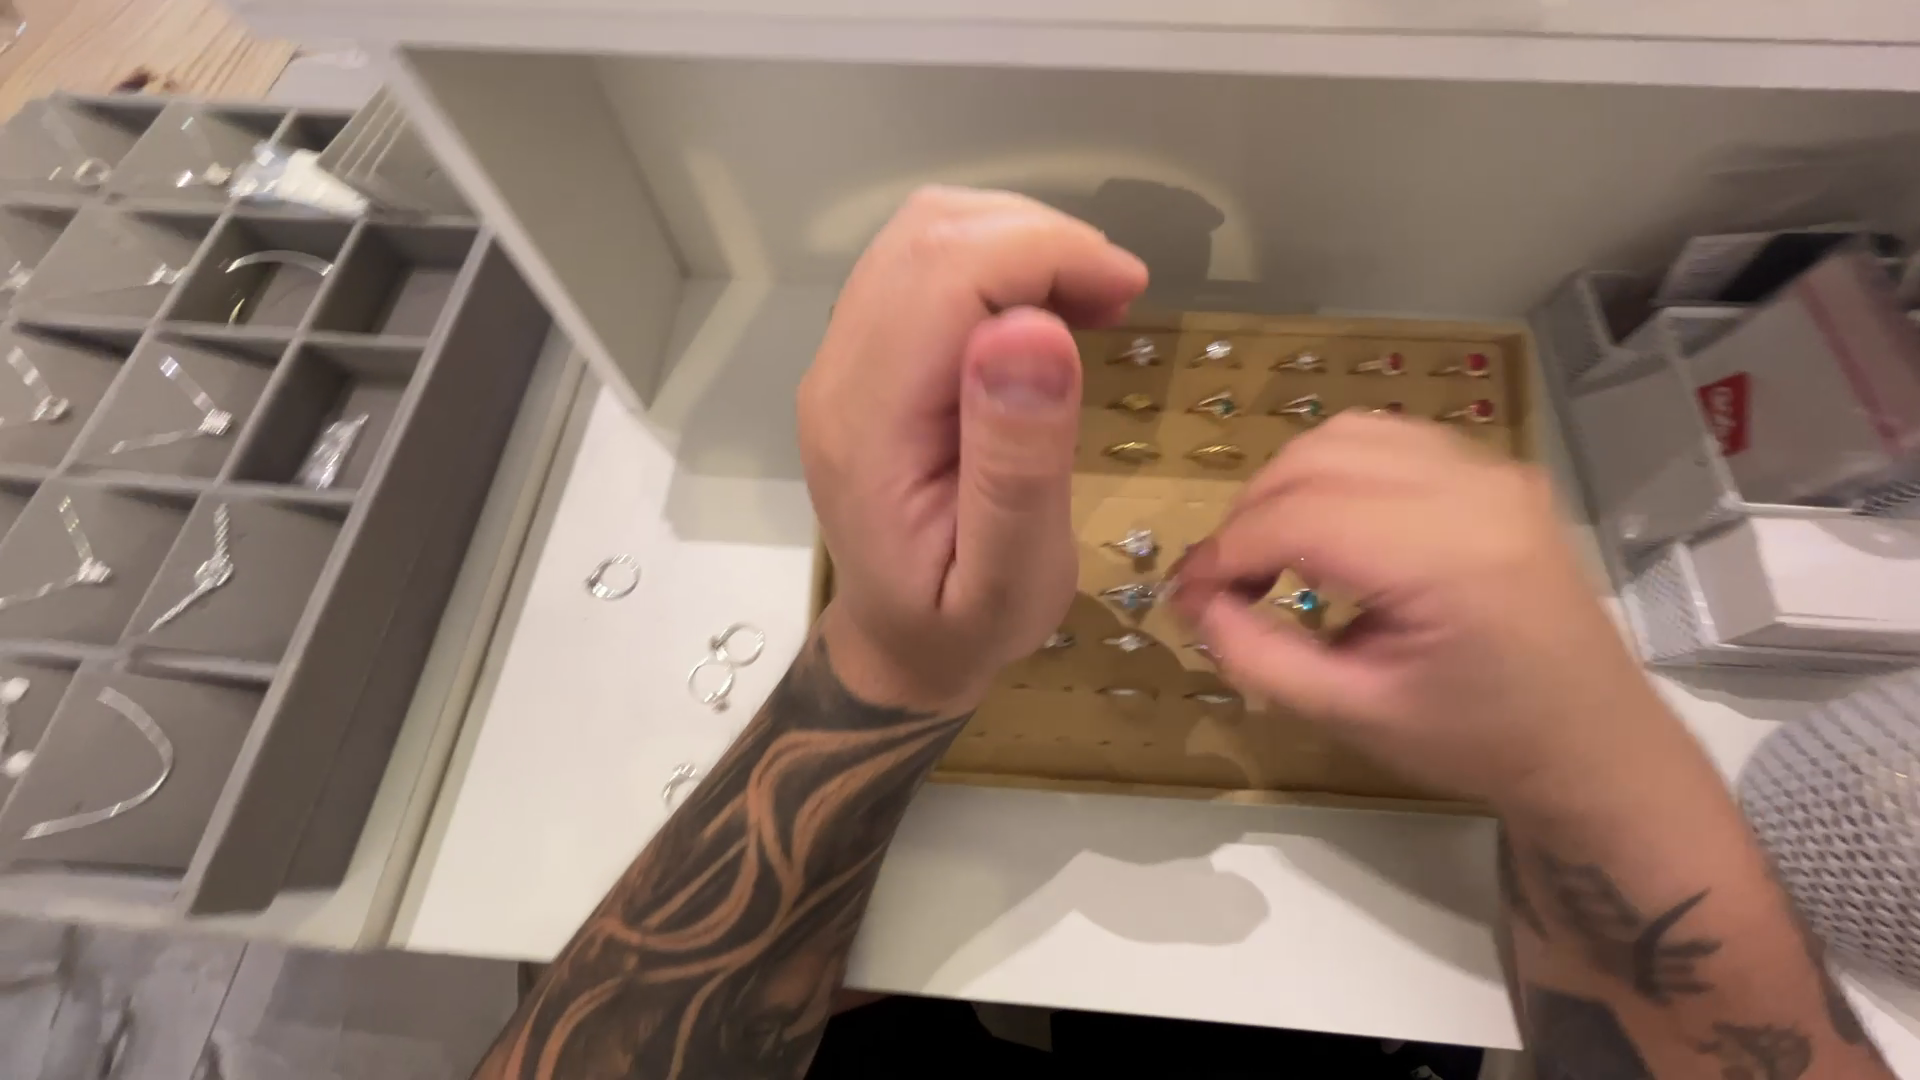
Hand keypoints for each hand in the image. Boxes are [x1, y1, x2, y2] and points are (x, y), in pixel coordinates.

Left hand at [799, 187, 1147, 715]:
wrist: (898, 646)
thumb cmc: (961, 628)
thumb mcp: (1009, 578)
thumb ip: (1016, 465)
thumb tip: (1032, 331)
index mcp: (869, 425)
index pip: (945, 275)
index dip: (1045, 253)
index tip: (1125, 290)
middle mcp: (838, 375)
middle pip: (927, 237)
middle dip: (1036, 239)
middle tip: (1113, 296)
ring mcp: (842, 365)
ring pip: (921, 239)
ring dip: (1015, 244)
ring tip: (1085, 302)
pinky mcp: (863, 365)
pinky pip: (920, 273)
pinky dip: (991, 265)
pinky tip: (1040, 314)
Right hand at [1168, 413, 1690, 813]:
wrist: (1595, 748)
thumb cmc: (1474, 741)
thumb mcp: (1347, 711)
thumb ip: (1253, 653)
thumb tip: (1191, 600)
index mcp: (1445, 556)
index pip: (1296, 519)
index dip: (1223, 553)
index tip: (1184, 595)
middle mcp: (1472, 490)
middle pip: (1310, 462)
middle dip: (1245, 518)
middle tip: (1225, 582)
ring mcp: (1489, 470)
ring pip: (1341, 437)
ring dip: (1282, 488)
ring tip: (1268, 551)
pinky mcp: (1492, 471)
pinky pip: (1382, 439)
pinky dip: (1328, 472)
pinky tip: (1323, 525)